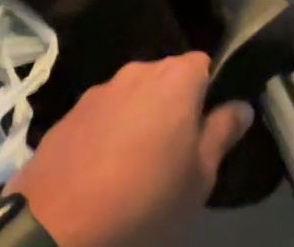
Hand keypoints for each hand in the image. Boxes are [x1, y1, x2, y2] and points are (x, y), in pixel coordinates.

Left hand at [8, 53, 254, 246]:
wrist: (53, 228)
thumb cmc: (143, 198)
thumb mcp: (200, 176)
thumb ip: (223, 133)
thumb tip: (240, 106)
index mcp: (176, 77)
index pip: (206, 64)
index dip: (210, 93)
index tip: (207, 128)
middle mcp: (137, 71)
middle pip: (167, 79)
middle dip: (174, 106)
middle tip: (175, 151)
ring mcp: (97, 92)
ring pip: (132, 98)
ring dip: (138, 120)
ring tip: (135, 165)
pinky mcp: (66, 116)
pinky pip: (101, 118)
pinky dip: (106, 136)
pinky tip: (102, 173)